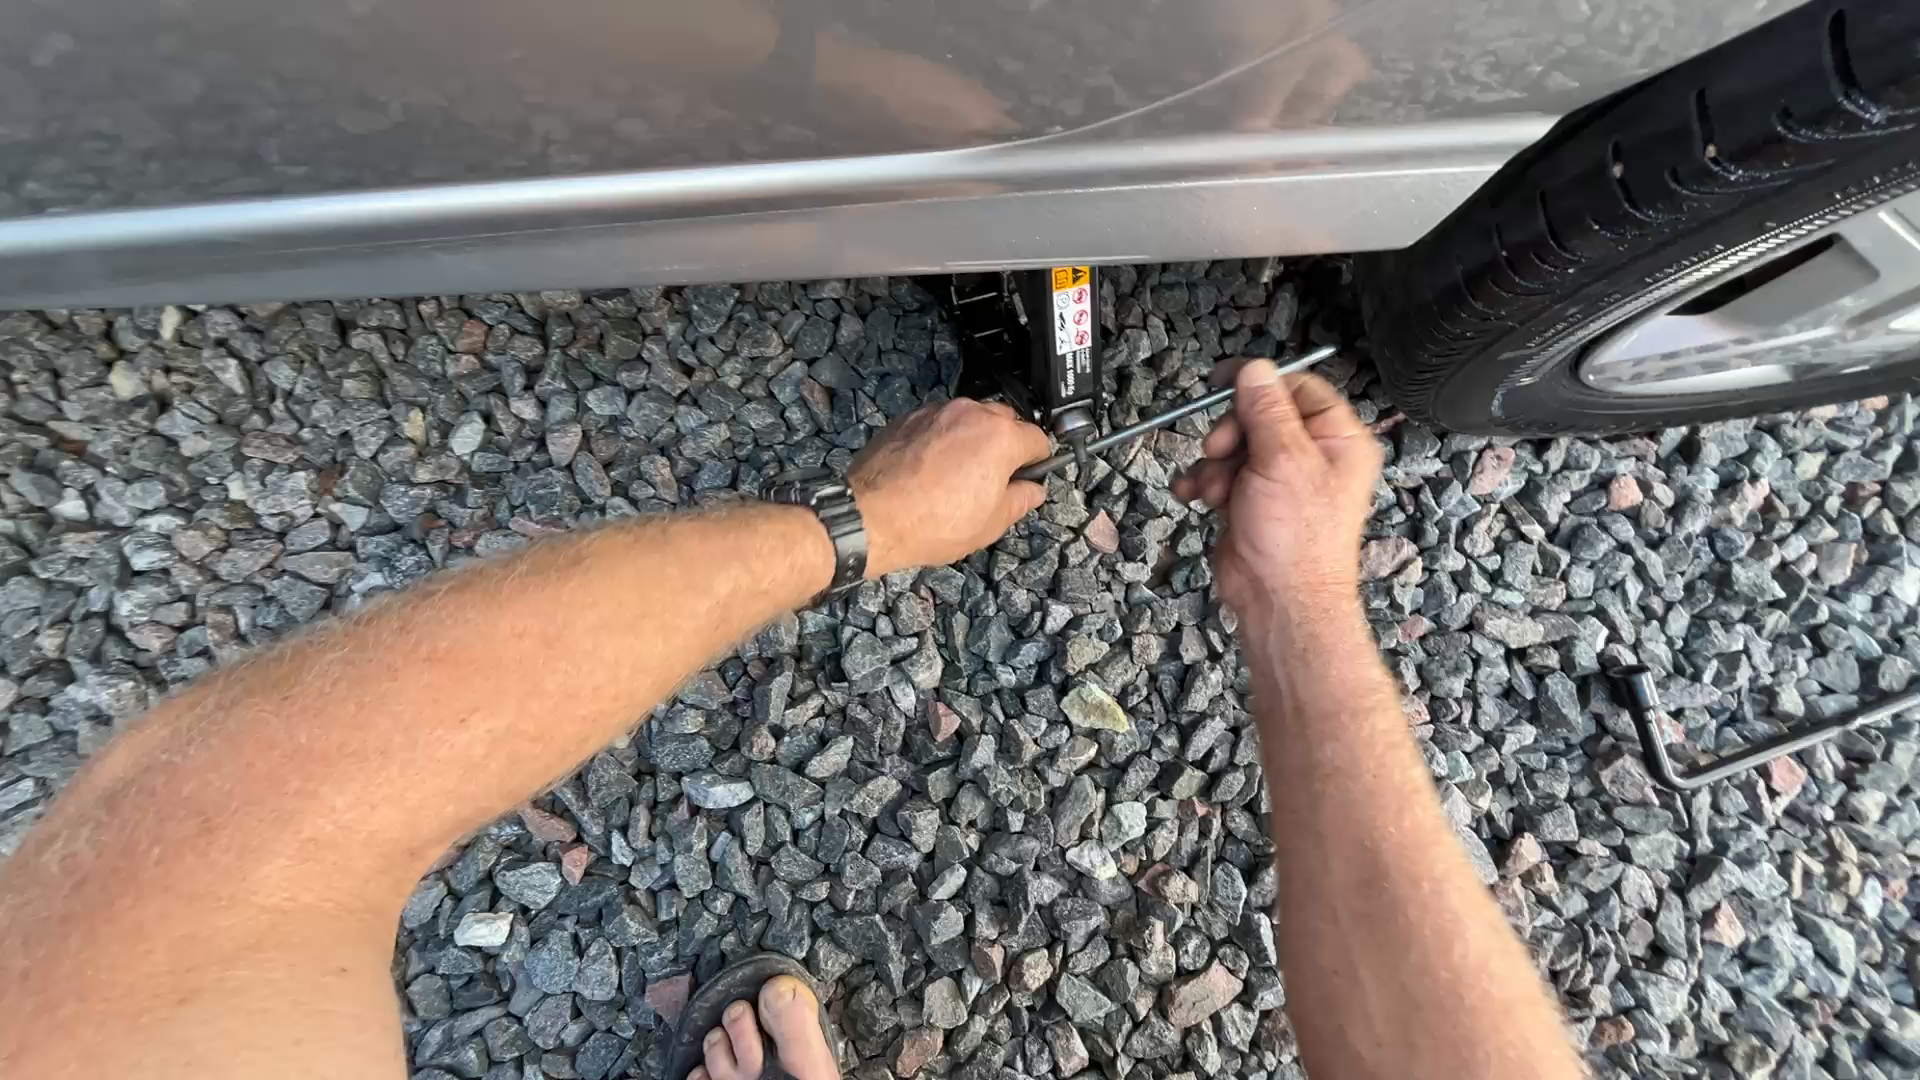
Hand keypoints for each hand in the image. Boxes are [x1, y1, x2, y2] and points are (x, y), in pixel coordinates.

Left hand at [848, 399, 1051, 576]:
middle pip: (1005, 421)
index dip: (1037, 461)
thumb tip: (1033, 491)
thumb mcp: (991, 523)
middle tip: (995, 478)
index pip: (1037, 439)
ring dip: (974, 439)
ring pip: (970, 418)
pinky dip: (944, 439)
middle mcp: (971, 414)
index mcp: (1001, 438)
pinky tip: (934, 469)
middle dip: (1006, 445)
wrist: (871, 517)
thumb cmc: (930, 523)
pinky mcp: (909, 417)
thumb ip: (1020, 500)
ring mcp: (938, 412)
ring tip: (960, 475)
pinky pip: (939, 423)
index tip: (1030, 475)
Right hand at [1172, 359, 1382, 631]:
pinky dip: (1202, 482)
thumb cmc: (1297, 540)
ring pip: (1233, 446)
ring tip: (1215, 489)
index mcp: (1337, 439)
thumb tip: (1256, 370)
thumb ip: (1267, 410)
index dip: (1260, 383)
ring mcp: (1277, 480)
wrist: (1277, 599)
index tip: (1224, 379)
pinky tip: (1195, 496)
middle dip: (1230, 433)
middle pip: (1258, 416)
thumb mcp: (1282, 460)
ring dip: (1213, 463)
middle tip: (1219, 448)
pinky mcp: (1248, 500)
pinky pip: (1218, 474)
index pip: (1298, 390)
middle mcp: (1310, 456)